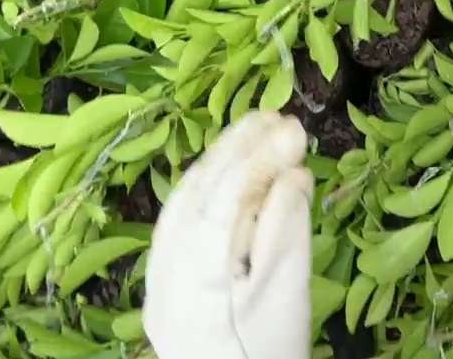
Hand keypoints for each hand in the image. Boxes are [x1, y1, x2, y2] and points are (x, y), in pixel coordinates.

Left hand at [145, 112, 313, 358]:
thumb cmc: (272, 351)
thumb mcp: (289, 293)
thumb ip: (288, 226)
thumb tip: (295, 171)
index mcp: (196, 283)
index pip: (223, 201)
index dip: (258, 158)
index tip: (295, 130)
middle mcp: (165, 276)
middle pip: (195, 193)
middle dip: (237, 148)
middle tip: (278, 118)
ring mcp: (157, 280)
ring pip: (182, 201)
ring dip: (220, 160)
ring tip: (258, 131)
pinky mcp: (162, 283)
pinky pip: (179, 218)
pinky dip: (207, 186)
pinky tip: (231, 169)